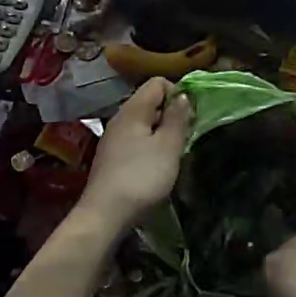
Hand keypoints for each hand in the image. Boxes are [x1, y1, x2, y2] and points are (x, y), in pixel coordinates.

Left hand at [77, 77, 192, 230]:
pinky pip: (135, 142)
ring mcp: (112, 140)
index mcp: (132, 110)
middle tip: (186, 136)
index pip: (156, 83)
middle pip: (149, 103)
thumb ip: (177, 119)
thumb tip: (182, 96)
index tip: (190, 116)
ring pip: (143, 124)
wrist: (106, 213)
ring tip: (173, 153)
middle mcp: (119, 120)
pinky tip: (155, 166)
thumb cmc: (141, 177)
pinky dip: (149, 147)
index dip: (177, 93)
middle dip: (171, 114)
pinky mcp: (111, 159)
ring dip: (161, 133)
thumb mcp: (168, 146)